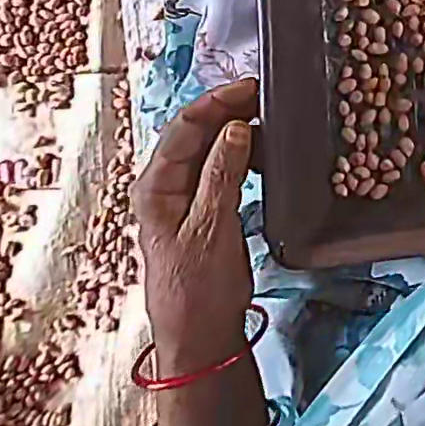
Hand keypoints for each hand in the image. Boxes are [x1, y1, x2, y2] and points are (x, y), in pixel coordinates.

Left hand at [131, 79, 258, 372]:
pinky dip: (242, 151)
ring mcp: (184, 194)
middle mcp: (165, 184)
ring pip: (210, 146)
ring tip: (269, 114)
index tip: (251, 88)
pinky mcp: (205, 205)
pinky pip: (221, 166)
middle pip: (195, 132)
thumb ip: (222, 176)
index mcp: (155, 186)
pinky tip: (263, 146)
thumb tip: (237, 126)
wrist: (201, 337)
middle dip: (228, 109)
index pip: (184, 128)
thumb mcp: (211, 230)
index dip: (217, 102)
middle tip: (266, 95)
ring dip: (237, 127)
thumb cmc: (198, 288)